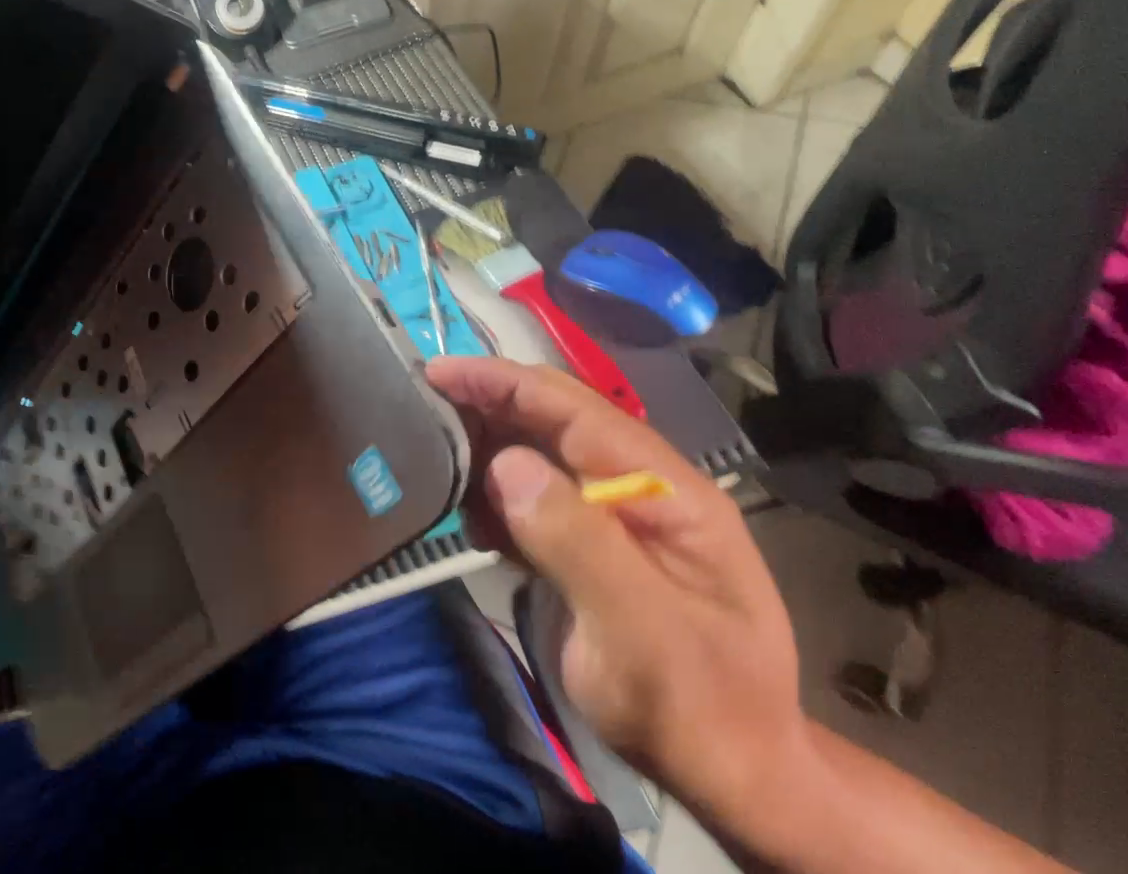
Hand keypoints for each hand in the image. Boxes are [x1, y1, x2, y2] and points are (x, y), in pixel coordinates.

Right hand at [426, 357, 804, 826]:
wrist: (726, 769)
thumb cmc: (694, 702)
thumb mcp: (640, 628)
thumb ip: (577, 540)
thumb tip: (506, 462)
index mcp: (667, 493)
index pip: (577, 413)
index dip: (506, 383)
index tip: (437, 371)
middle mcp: (637, 493)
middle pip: (553, 426)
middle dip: (487, 406)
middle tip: (415, 405)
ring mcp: (610, 522)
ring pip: (535, 461)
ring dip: (481, 449)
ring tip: (425, 449)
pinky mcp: (585, 552)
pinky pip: (528, 505)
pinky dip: (488, 498)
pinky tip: (461, 510)